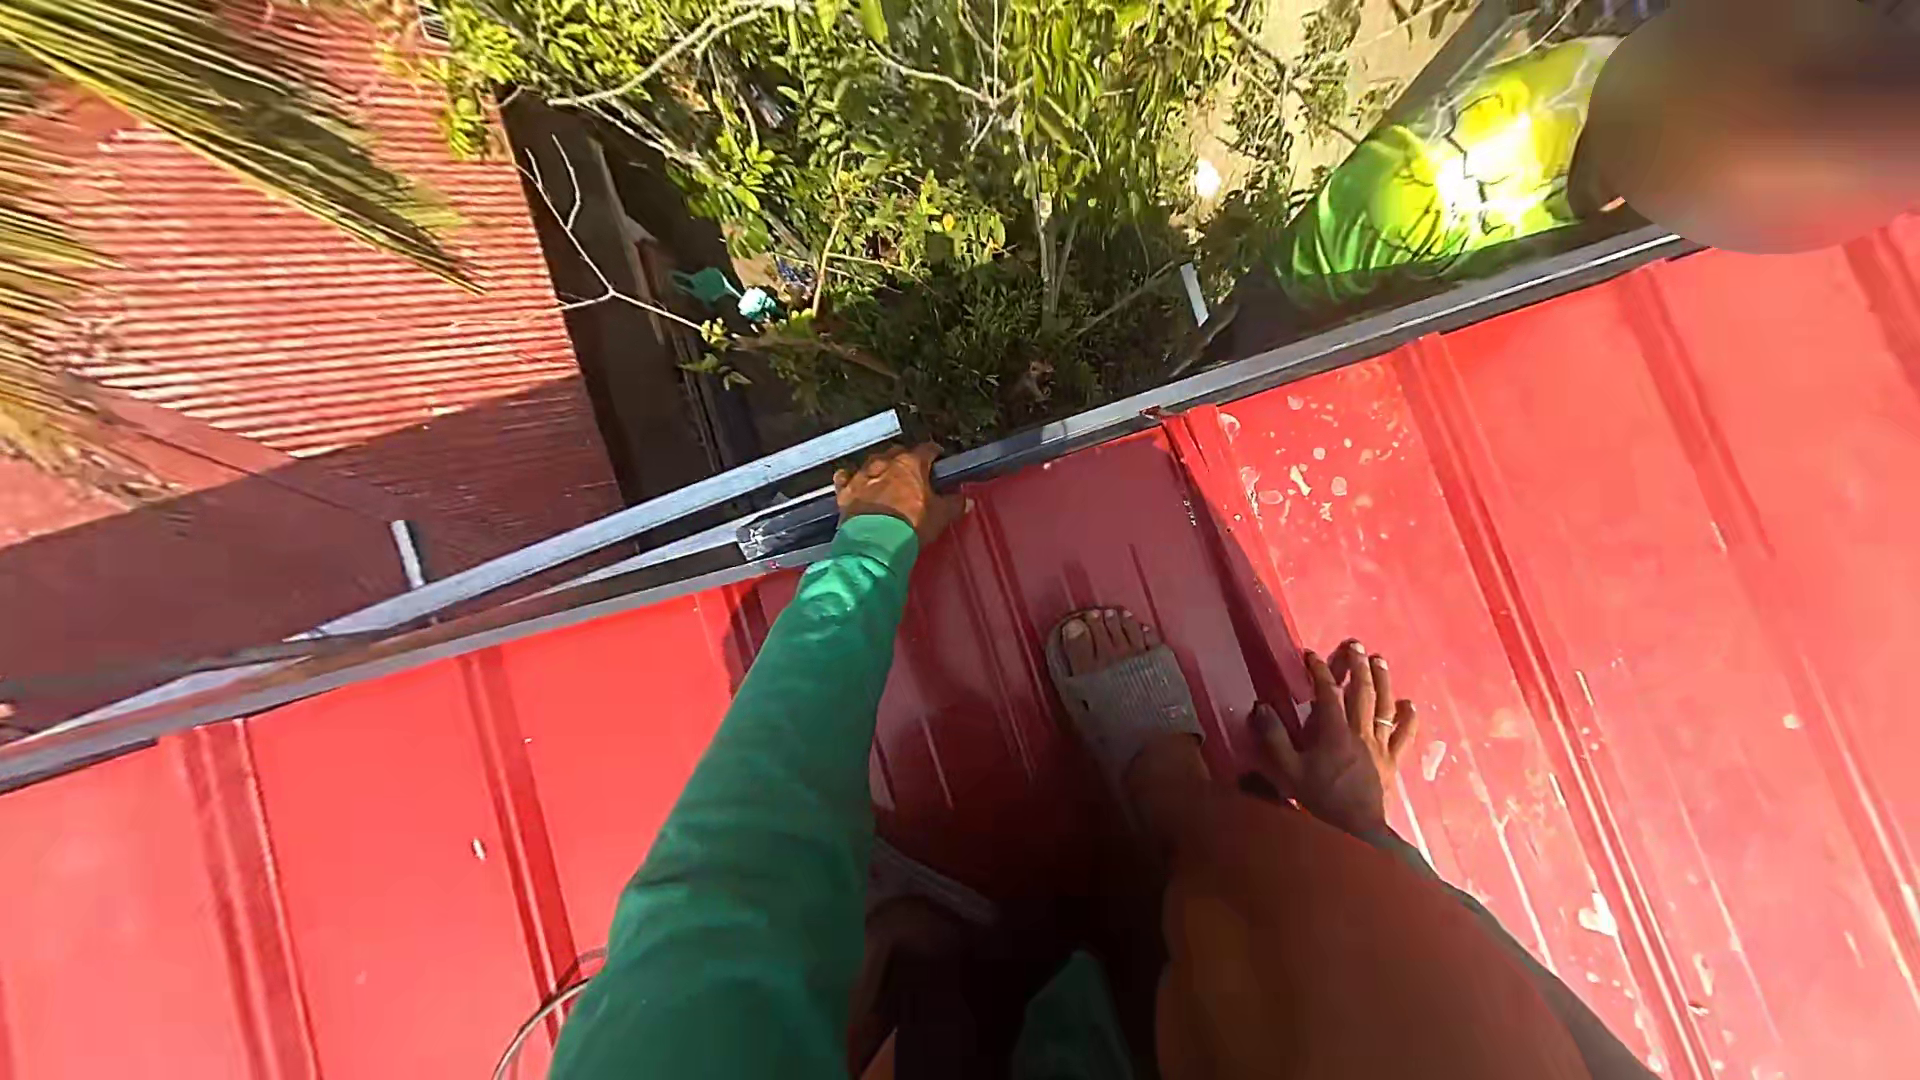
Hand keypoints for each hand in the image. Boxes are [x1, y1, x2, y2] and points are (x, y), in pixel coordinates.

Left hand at [833, 443, 966, 547]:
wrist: (875, 542)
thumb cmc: (910, 525)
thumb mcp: (940, 515)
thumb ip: (954, 504)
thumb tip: (965, 501)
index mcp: (911, 463)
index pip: (927, 449)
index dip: (934, 453)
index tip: (937, 458)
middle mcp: (885, 462)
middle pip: (898, 452)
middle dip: (906, 460)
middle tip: (913, 474)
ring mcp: (862, 474)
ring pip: (872, 462)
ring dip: (880, 469)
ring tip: (886, 480)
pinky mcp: (846, 490)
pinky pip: (846, 477)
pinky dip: (851, 479)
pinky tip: (855, 484)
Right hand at [1253, 640, 1417, 835]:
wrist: (1358, 829)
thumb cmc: (1319, 797)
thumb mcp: (1287, 769)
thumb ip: (1273, 737)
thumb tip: (1261, 706)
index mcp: (1333, 732)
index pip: (1328, 693)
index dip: (1320, 671)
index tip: (1310, 655)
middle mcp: (1360, 733)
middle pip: (1361, 692)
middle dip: (1357, 666)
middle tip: (1355, 645)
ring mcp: (1379, 746)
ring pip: (1384, 707)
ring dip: (1382, 681)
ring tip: (1380, 660)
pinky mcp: (1392, 761)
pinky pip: (1403, 736)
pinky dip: (1407, 718)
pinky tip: (1409, 704)